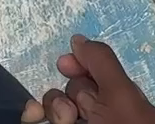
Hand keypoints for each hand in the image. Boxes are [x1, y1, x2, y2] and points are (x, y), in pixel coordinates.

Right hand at [19, 35, 154, 123]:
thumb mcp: (123, 98)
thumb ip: (102, 63)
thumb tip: (77, 40)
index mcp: (121, 103)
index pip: (94, 74)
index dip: (78, 64)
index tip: (66, 64)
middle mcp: (99, 117)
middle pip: (71, 88)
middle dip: (67, 93)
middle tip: (76, 114)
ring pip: (53, 106)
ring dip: (51, 107)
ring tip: (65, 123)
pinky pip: (40, 119)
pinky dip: (32, 114)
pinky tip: (31, 118)